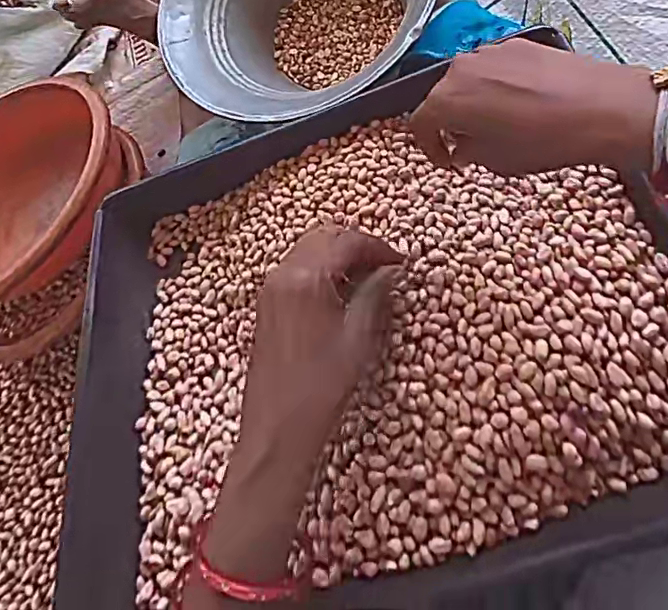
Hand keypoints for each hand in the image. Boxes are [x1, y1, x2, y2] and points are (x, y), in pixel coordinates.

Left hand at [240, 224, 403, 454]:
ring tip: (367, 279)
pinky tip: (340, 293)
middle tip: (384, 266)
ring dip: (338, 255)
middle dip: (357, 245)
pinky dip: (321, 269)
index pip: (347, 241)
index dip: (378, 247)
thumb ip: (375, 294)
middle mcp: (283, 273)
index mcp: (306, 277)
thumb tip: (391, 270)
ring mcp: (271, 288)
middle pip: (325, 236)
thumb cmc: (320, 388)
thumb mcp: (358, 338)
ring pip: (309, 249)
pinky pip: (297, 268)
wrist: (276, 431)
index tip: (400, 263)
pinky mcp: (267, 304)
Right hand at [410, 39, 657, 174]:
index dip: (429, 146)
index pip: (420, 122)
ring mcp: (489, 51)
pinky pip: (494, 66)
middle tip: (469, 143)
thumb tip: (462, 146)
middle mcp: (461, 68)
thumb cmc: (547, 139)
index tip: (446, 159)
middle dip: (451, 121)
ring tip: (498, 122)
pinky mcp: (516, 43)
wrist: (601, 107)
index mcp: (447, 99)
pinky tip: (520, 102)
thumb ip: (468, 151)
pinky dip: (497, 85)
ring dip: (474, 100)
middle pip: (442, 95)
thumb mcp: (499, 160)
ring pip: (468, 78)